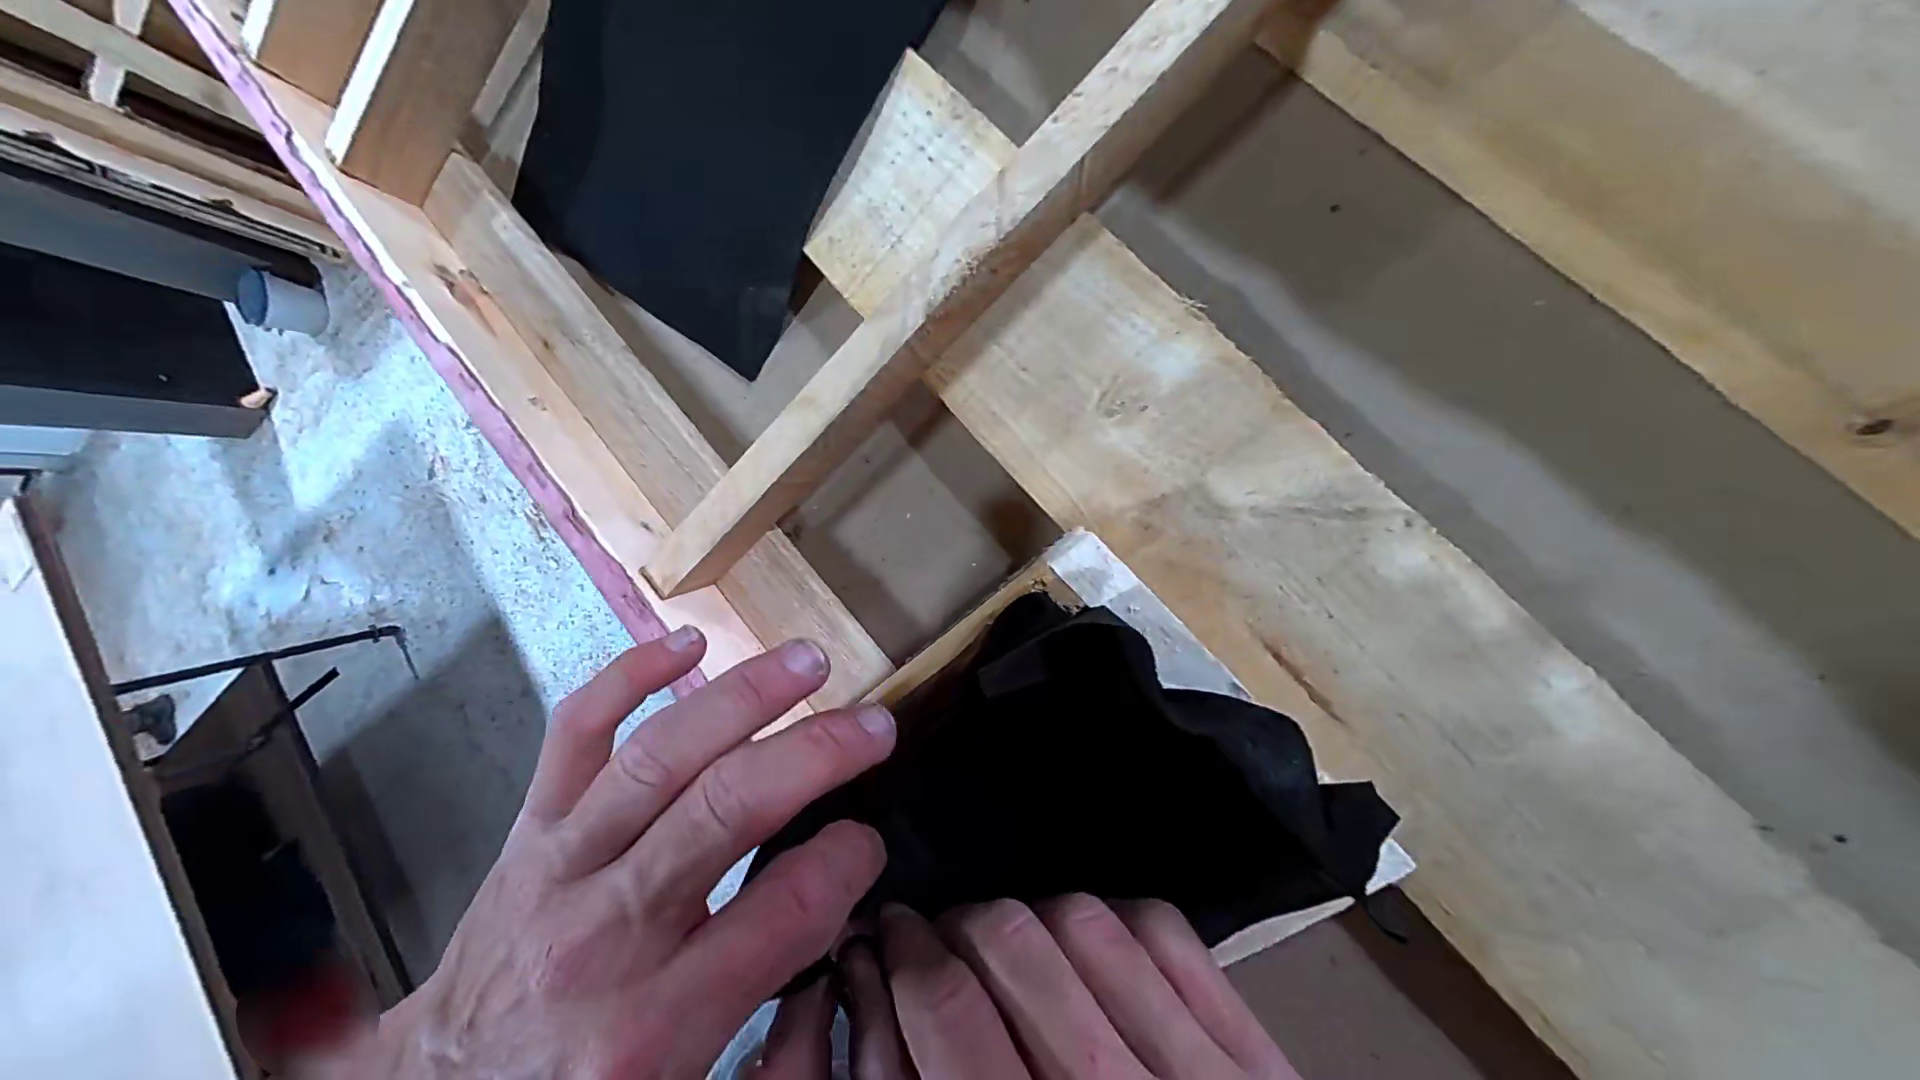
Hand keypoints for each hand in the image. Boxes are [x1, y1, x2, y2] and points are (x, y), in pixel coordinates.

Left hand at [328, 630, 896, 1078]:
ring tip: (807, 662)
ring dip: (743, 696)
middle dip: (815, 754)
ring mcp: (559, 861)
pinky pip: (574, 733)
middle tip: (876, 724)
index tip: (871, 839)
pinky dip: (628, 676)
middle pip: (724, 809)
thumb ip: (770, 988)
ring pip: (660, 755)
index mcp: (653, 1022)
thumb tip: (837, 886)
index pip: (783, 911)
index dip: (847, 861)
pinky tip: (686, 641)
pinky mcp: (529, 823)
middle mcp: (604, 930)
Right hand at [826, 897, 1301, 1079]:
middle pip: (1011, 939)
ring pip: (1082, 921)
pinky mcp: (1253, 1059)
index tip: (888, 934)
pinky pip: (1162, 931)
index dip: (902, 951)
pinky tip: (1086, 954)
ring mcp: (1202, 1079)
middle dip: (957, 924)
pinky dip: (1112, 920)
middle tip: (943, 940)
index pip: (946, 1007)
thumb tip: (871, 981)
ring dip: (1029, 919)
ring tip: (1013, 948)